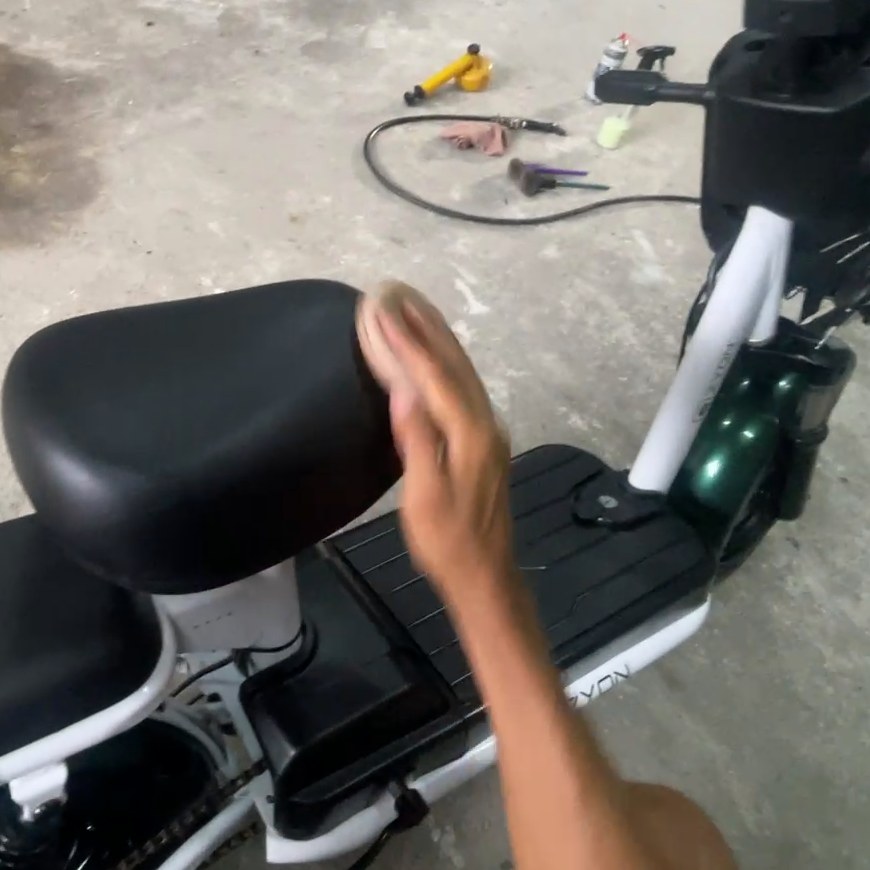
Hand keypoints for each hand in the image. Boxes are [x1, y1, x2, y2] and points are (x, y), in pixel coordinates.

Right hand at [357, 281, 515, 601]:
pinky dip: (446, 360)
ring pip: (463, 371)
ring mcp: (488, 430)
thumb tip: (404, 390)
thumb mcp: (424, 498)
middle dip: (424, 327)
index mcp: (469, 435)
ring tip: (415, 308)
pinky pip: (464, 385)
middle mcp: (484, 423)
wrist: (486, 576)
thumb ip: (418, 441)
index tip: (382, 312)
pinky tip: (435, 352)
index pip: (434, 377)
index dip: (406, 343)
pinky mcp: (484, 439)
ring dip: (438, 337)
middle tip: (399, 293)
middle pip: (454, 364)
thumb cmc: (447, 542)